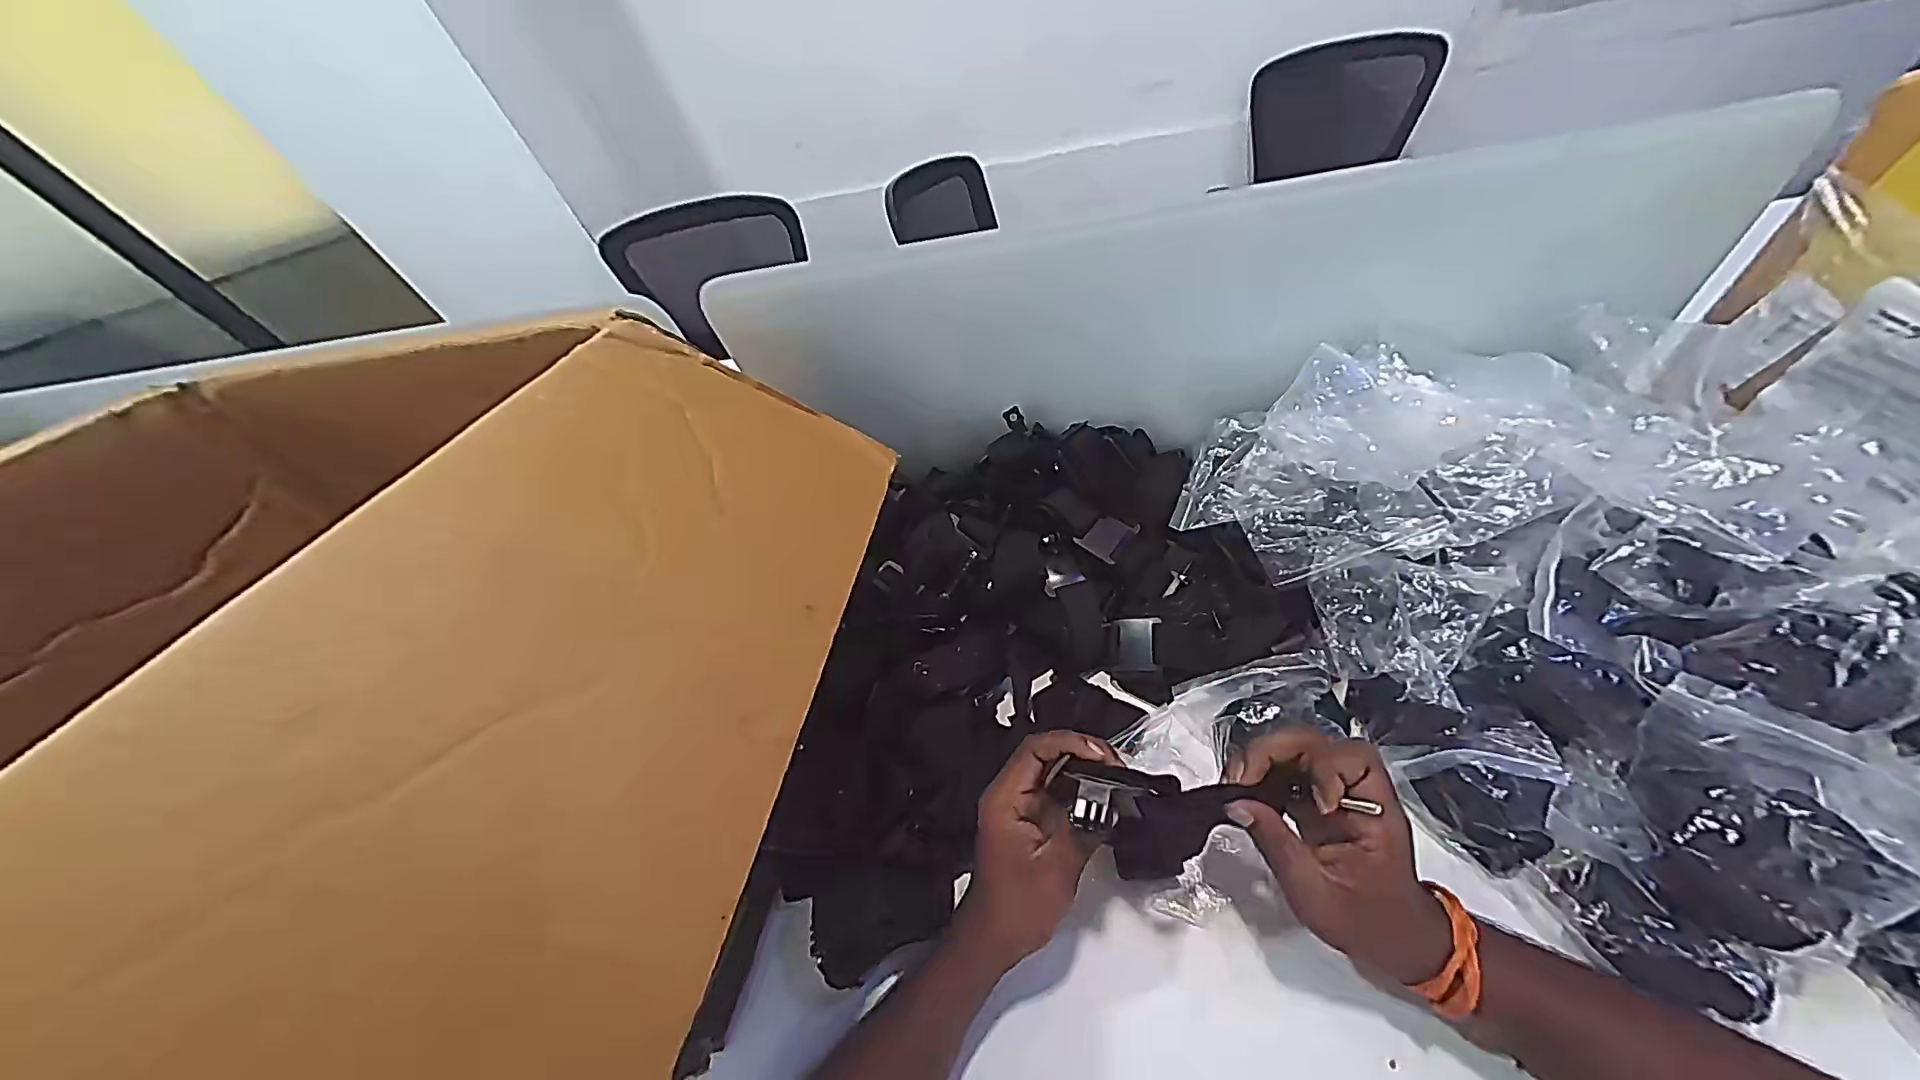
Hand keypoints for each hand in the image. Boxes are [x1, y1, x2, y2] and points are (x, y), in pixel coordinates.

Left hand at [949, 730, 1120, 969]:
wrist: (995, 936)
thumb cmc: (1012, 908)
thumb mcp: (1057, 867)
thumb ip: (1083, 828)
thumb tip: (1104, 804)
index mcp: (1005, 799)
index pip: (1035, 749)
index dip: (1070, 743)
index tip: (1099, 752)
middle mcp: (1008, 797)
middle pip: (1045, 754)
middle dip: (1081, 752)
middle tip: (1112, 762)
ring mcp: (1019, 808)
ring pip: (1052, 772)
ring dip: (1082, 770)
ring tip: (1111, 776)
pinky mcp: (1030, 820)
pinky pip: (1056, 793)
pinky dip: (1079, 791)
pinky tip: (1099, 799)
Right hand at [1224, 729, 1452, 986]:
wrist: (1393, 939)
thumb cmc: (1367, 922)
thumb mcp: (1316, 893)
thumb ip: (1276, 844)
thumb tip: (1238, 805)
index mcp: (1375, 812)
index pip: (1352, 758)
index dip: (1323, 768)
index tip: (1309, 804)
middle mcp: (1356, 793)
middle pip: (1316, 742)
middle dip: (1274, 750)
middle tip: (1243, 775)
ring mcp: (1335, 793)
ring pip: (1297, 748)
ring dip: (1264, 757)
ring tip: (1240, 781)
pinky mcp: (1315, 798)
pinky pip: (1287, 768)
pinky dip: (1263, 771)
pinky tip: (1248, 789)